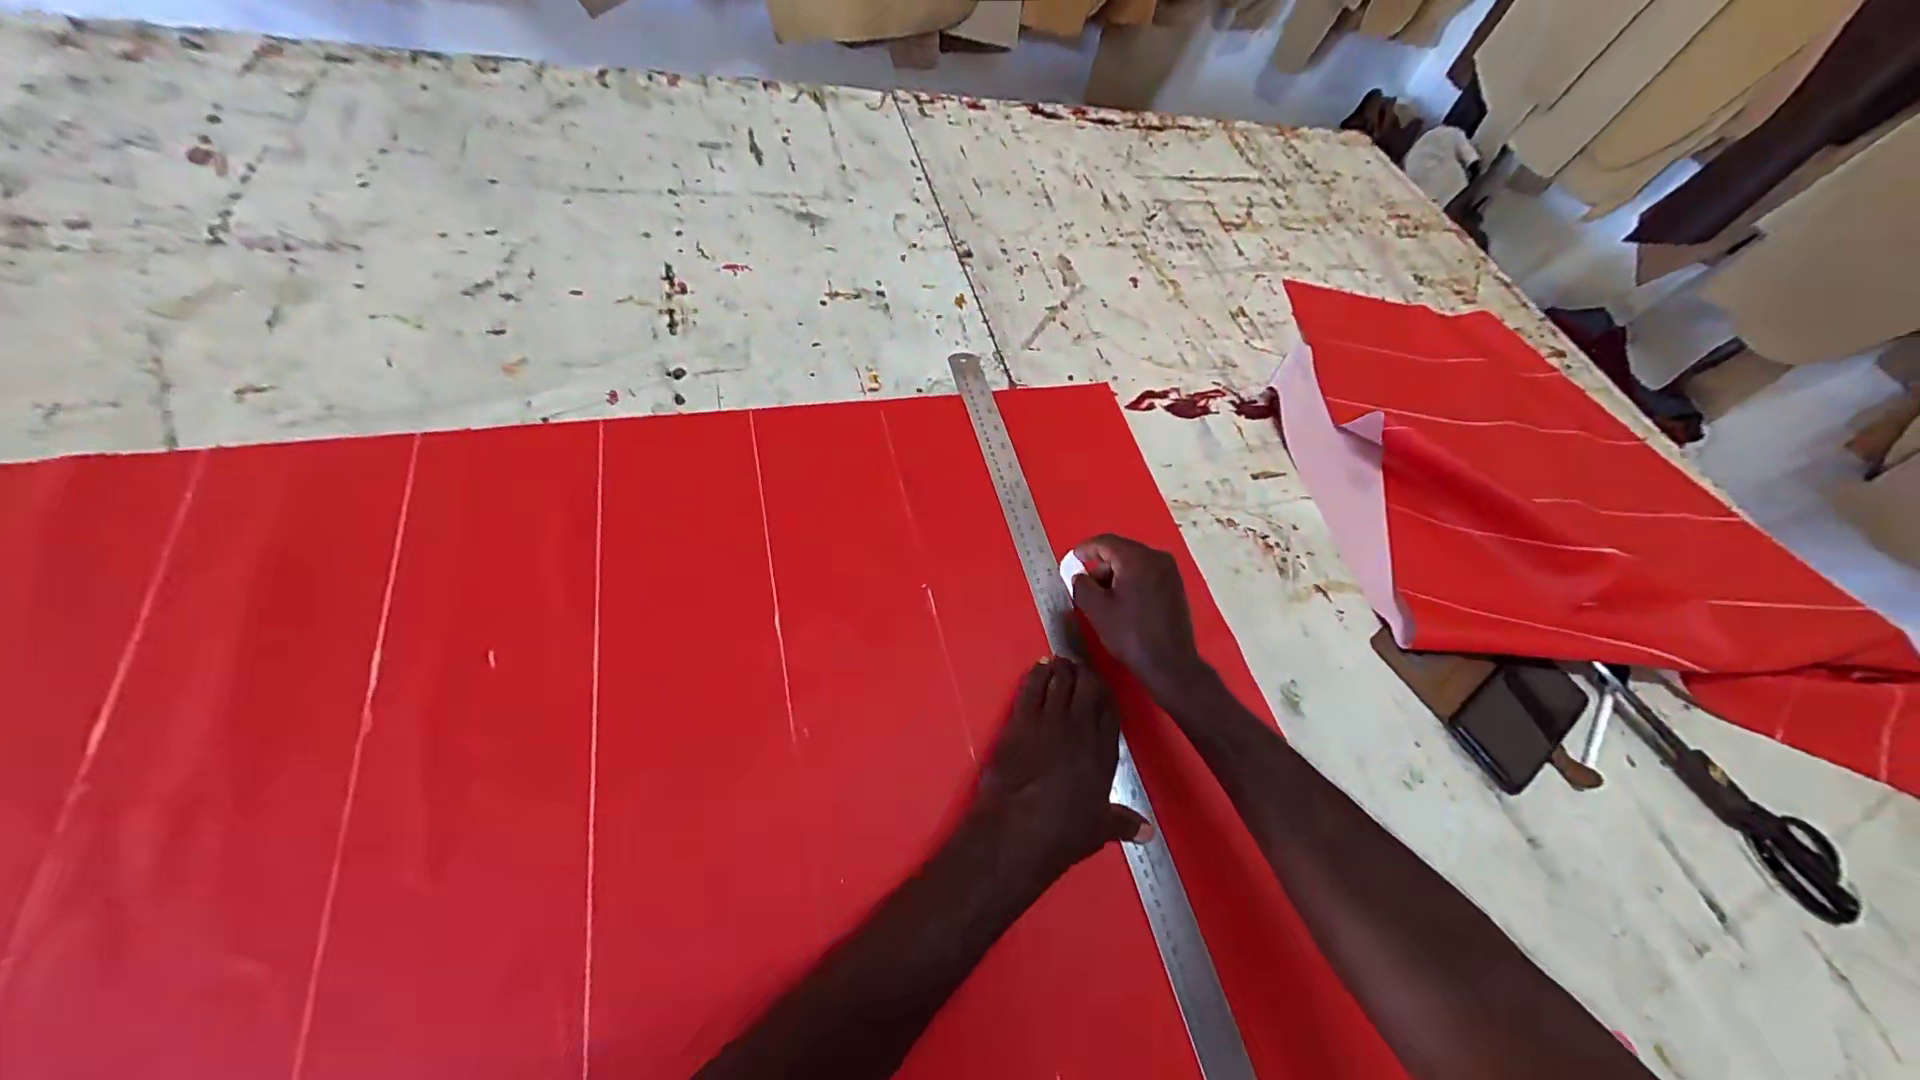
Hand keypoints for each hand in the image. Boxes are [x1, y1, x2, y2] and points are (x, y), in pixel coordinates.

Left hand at [970, 658, 1147, 882]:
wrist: (1018, 829)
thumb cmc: (1062, 833)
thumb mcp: (1100, 829)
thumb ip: (1124, 822)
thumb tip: (1147, 831)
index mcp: (1103, 754)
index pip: (1111, 713)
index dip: (1107, 697)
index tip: (1102, 690)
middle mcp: (1080, 731)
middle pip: (1089, 689)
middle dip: (1086, 676)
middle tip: (1081, 669)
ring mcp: (1050, 722)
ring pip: (1061, 682)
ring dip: (1062, 670)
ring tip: (1061, 662)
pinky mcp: (1021, 721)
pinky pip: (1032, 688)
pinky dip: (1036, 675)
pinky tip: (1038, 667)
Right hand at [1067, 535, 1209, 697]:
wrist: (1169, 663)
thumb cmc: (1129, 634)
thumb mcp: (1096, 609)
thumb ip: (1081, 585)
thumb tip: (1079, 575)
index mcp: (1137, 558)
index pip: (1106, 542)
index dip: (1085, 549)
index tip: (1071, 559)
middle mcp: (1157, 558)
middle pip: (1121, 552)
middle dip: (1100, 566)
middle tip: (1085, 586)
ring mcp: (1170, 572)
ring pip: (1134, 564)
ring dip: (1115, 576)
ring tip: (1101, 599)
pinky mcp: (1176, 587)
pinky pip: (1147, 575)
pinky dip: (1130, 582)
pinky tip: (1121, 603)